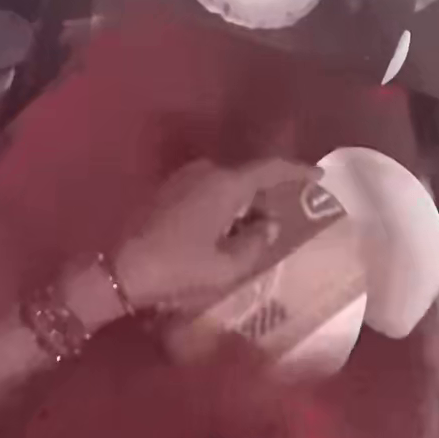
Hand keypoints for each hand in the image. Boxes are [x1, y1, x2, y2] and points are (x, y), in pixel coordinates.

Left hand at [111, 159, 314, 314]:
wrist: (120, 268)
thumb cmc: (178, 268)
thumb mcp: (226, 267)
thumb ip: (255, 242)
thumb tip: (269, 224)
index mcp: (225, 184)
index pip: (269, 169)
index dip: (296, 171)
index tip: (318, 176)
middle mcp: (207, 171)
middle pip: (248, 177)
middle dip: (267, 196)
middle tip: (282, 221)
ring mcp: (185, 177)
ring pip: (227, 184)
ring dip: (243, 203)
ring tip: (253, 233)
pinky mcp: (169, 188)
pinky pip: (209, 189)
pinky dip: (224, 205)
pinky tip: (225, 232)